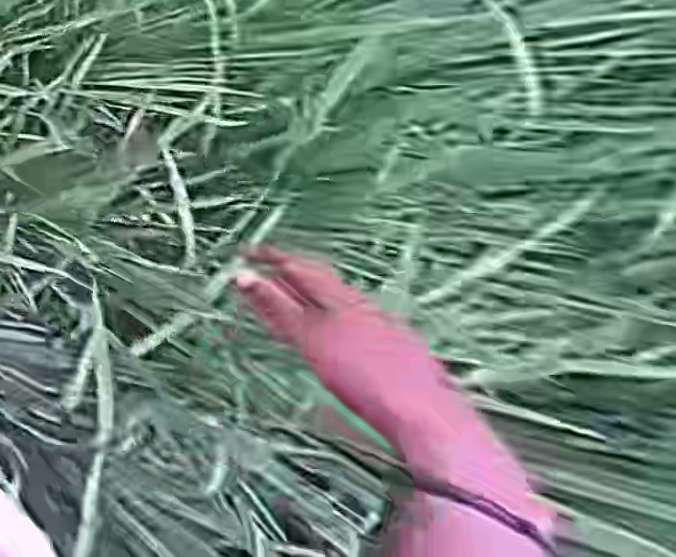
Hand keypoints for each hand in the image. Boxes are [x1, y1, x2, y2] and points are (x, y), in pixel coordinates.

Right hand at [233, 246, 480, 459]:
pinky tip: (327, 335)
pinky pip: (354, 323)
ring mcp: (388, 329)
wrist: (432, 424)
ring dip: (307, 299)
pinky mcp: (401, 353)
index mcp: (342, 297)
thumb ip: (275, 305)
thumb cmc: (362, 375)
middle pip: (321, 281)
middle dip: (287, 276)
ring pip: (338, 303)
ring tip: (286, 304)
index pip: (299, 265)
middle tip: (260, 276)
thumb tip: (242, 274)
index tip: (244, 250)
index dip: (270, 256)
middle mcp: (366, 306)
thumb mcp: (308, 338)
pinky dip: (329, 319)